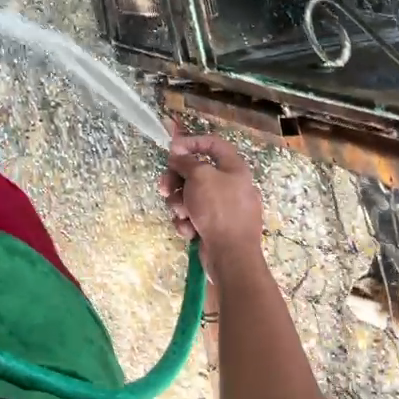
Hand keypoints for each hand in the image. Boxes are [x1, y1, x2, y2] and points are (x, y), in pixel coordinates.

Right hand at [158, 120, 263, 277]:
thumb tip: (178, 156)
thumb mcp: (199, 176)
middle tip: (164, 187)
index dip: (192, 141)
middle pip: (195, 172)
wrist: (231, 256)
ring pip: (190, 195)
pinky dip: (187, 221)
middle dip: (176, 180)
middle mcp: (230, 186)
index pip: (213, 144)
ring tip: (181, 214)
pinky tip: (189, 230)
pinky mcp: (215, 227)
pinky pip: (194, 215)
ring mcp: (223, 208)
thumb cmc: (218, 209)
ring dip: (179, 204)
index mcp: (234, 169)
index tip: (172, 149)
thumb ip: (186, 161)